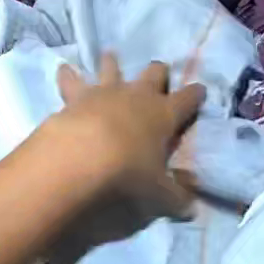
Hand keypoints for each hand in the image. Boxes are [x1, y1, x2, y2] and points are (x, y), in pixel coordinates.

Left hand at [48, 55, 204, 213]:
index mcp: (165, 115)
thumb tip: (191, 207)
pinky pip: (71, 80)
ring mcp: (105, 92)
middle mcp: (137, 96)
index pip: (187, 99)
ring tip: (111, 55)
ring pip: (112, 67)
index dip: (195, 94)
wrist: (80, 161)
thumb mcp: (160, 195)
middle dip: (158, 72)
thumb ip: (176, 198)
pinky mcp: (74, 97)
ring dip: (112, 62)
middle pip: (153, 74)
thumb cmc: (128, 175)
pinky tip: (64, 68)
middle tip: (159, 72)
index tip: (200, 90)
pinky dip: (68, 75)